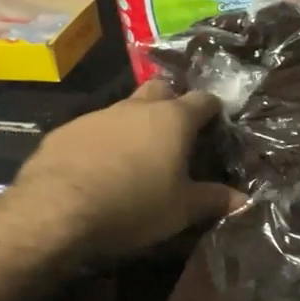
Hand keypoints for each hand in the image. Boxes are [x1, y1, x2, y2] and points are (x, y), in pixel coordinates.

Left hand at [9, 81, 243, 262]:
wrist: (54, 210)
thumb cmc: (132, 206)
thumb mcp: (181, 210)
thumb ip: (213, 200)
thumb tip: (244, 199)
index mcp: (173, 119)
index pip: (204, 100)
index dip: (212, 110)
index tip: (215, 125)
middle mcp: (138, 107)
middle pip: (162, 90)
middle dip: (171, 103)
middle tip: (175, 134)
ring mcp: (99, 115)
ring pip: (125, 109)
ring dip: (133, 125)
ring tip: (134, 157)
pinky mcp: (66, 131)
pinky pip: (92, 129)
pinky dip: (101, 143)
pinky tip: (96, 170)